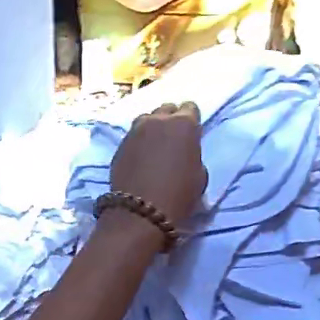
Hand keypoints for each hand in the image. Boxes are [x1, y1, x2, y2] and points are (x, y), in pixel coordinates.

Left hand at [110, 101, 205, 226]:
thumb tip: (184, 152)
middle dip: (171, 120)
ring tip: (155, 146)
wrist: (141, 211)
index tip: (190, 134)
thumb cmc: (179, 195)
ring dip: (153, 128)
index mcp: (184, 124)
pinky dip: (139, 142)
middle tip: (173, 139)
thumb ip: (193, 154)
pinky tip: (140, 158)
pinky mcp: (119, 144)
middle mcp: (158, 120)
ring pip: (147, 119)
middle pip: (166, 109)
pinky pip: (133, 136)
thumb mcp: (199, 175)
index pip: (190, 108)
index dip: (191, 121)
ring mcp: (135, 130)